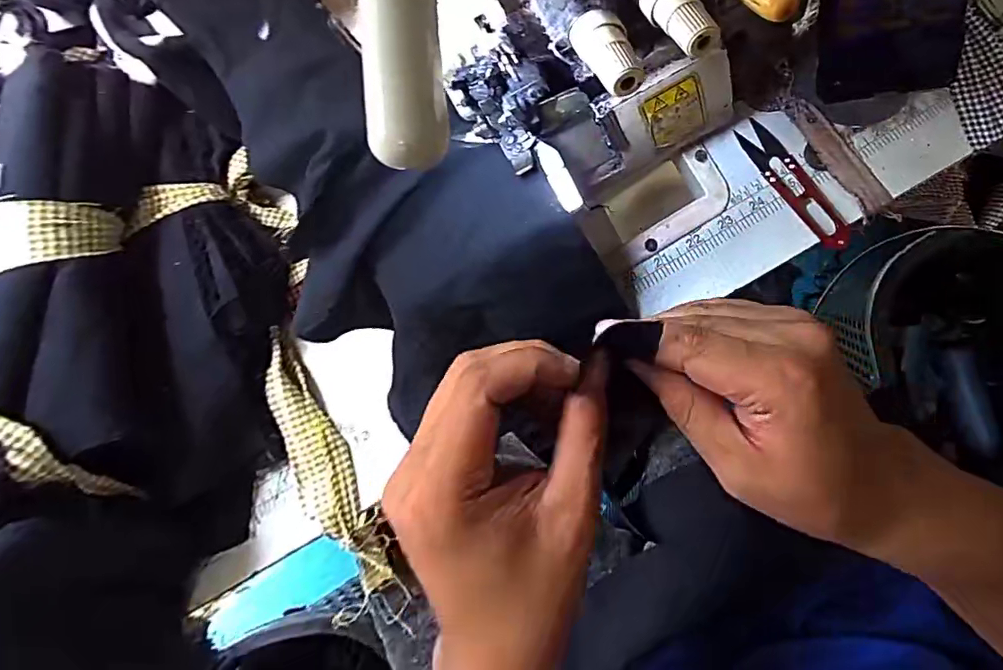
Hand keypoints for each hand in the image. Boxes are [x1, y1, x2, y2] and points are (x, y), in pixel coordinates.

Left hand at [382, 342, 607, 669]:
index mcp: (439, 486)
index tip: (577, 373)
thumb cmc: (535, 596)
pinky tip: (534, 409)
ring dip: (515, 374)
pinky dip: (502, 393)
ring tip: (559, 393)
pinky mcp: (418, 468)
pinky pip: (459, 404)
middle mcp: (409, 469)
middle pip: (464, 374)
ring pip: (461, 382)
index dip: (531, 362)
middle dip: (526, 361)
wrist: (495, 651)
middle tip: (573, 379)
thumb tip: (596, 366)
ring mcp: (407, 467)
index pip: (476, 385)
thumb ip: (584, 430)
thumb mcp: (573, 512)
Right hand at [628, 300, 931, 555]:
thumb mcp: (735, 466)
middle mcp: (790, 332)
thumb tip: (640, 363)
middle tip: (616, 340)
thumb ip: (685, 406)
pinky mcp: (797, 317)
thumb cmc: (808, 491)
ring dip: (678, 322)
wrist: (877, 479)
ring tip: (642, 341)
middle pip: (703, 318)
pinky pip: (736, 310)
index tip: (604, 337)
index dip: (645, 338)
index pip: (693, 343)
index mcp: (777, 374)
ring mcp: (797, 319)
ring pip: (716, 307)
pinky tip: (682, 338)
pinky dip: (704, 321)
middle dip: (656, 328)